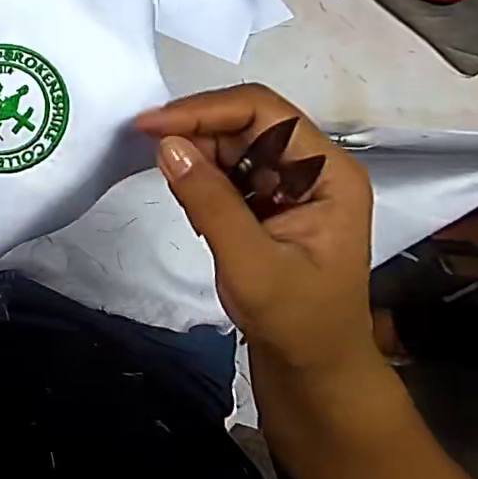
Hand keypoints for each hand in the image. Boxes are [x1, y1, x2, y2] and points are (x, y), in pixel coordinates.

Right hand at [135, 84, 376, 373]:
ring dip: (194, 159)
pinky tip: (195, 212)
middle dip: (194, 132)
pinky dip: (198, 179)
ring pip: (228, 141)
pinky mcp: (263, 196)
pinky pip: (222, 167)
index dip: (205, 110)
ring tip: (183, 201)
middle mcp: (308, 166)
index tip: (153, 126)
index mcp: (326, 173)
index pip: (264, 112)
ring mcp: (286, 180)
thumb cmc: (297, 322)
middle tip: (151, 153)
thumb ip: (210, 202)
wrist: (313, 368)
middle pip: (243, 121)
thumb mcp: (252, 265)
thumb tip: (166, 144)